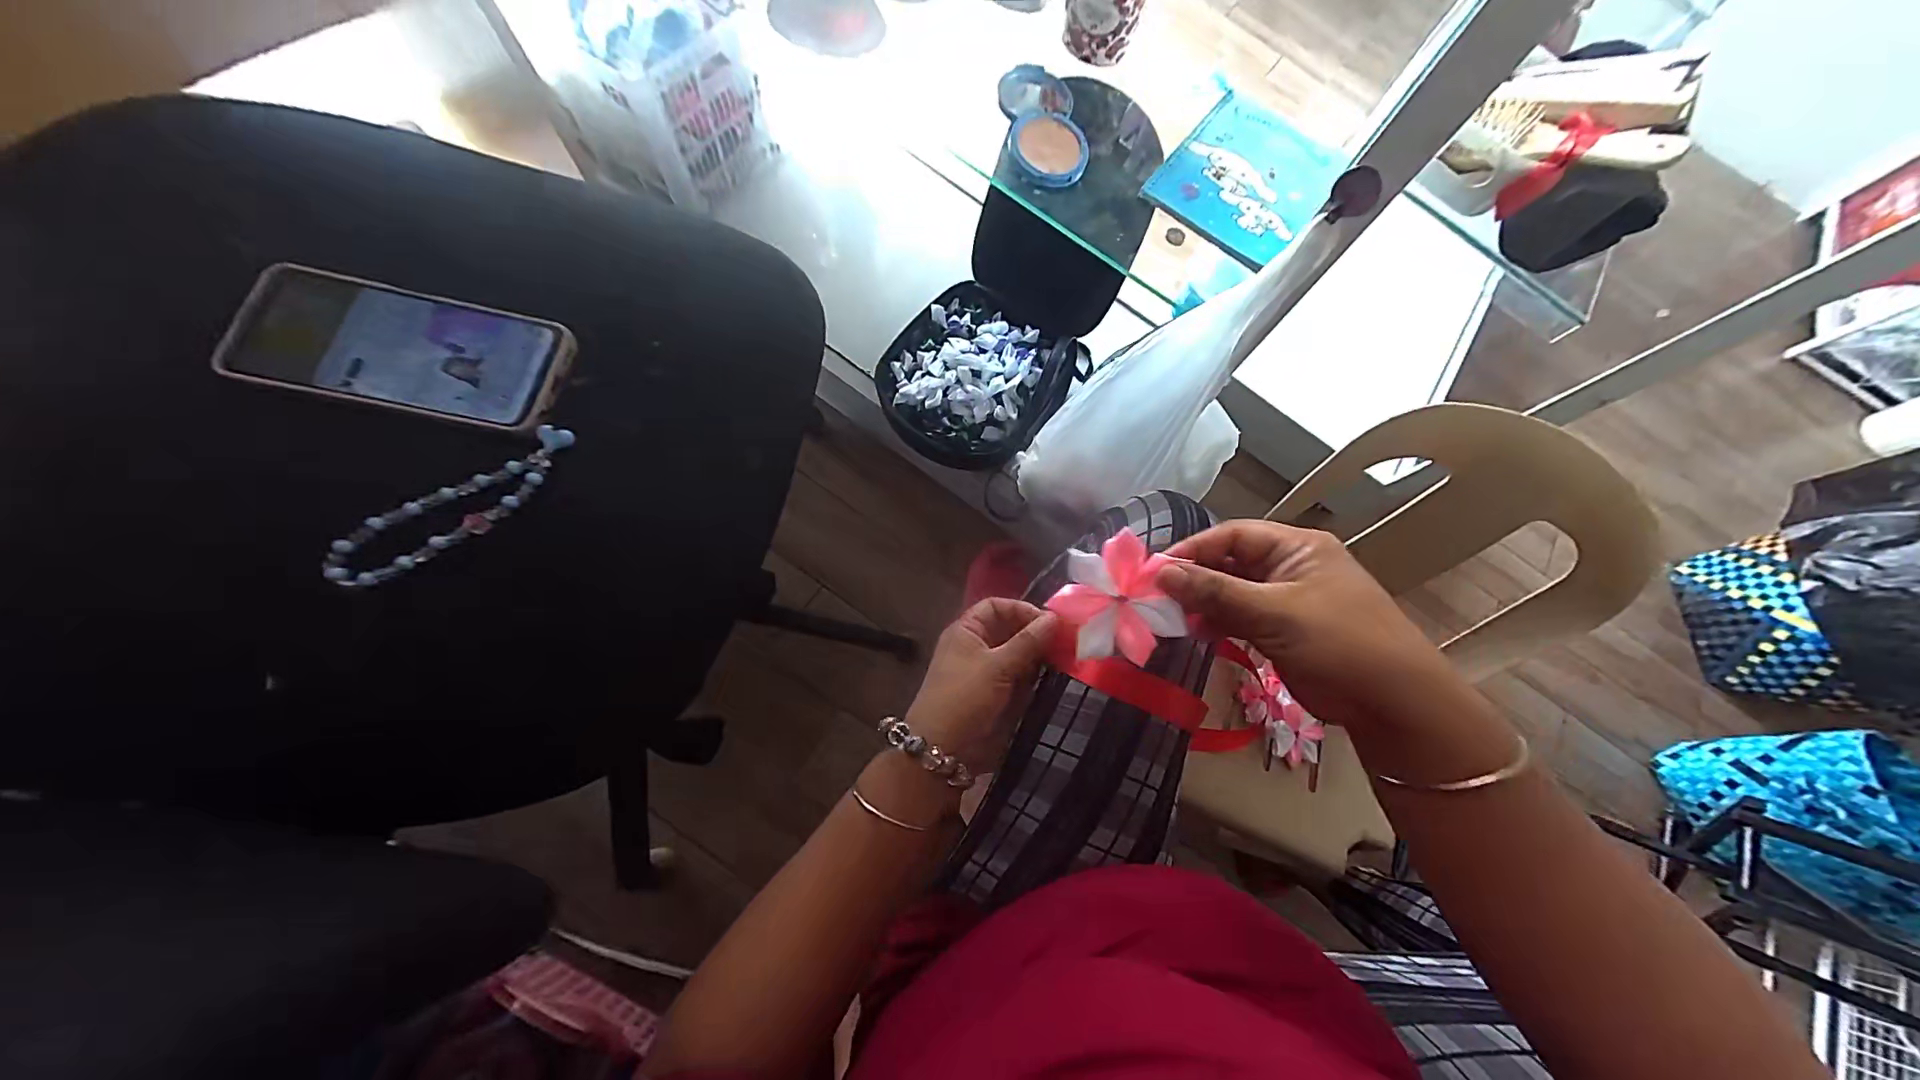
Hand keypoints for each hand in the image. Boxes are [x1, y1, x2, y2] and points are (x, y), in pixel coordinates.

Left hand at [904, 598, 1057, 771]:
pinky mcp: (998, 695)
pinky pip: (1021, 678)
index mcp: (967, 631)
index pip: (996, 607)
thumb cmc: (964, 698)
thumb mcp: (997, 666)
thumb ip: (1028, 642)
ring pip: (1019, 655)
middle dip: (1037, 634)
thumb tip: (1054, 618)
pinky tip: (1057, 678)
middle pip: (1010, 630)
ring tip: (1068, 659)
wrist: (943, 749)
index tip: (1050, 622)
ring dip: (1040, 657)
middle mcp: (977, 647)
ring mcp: (988, 672)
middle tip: (1068, 641)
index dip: (1021, 610)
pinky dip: (1037, 676)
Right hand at [1155, 520, 1464, 730]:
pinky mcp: (1282, 631)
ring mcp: (1286, 601)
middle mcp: (1290, 568)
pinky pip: (1240, 617)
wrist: (1393, 704)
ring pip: (1231, 592)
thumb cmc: (1340, 643)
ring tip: (1172, 618)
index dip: (1193, 549)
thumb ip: (1215, 591)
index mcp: (1297, 548)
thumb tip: (1161, 573)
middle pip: (1229, 562)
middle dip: (1194, 578)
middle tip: (1157, 597)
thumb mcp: (1274, 612)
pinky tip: (1196, 632)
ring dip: (1202, 603)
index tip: (1155, 570)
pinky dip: (1217, 623)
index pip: (1232, 535)